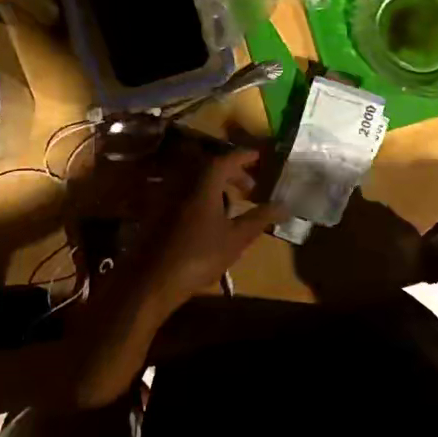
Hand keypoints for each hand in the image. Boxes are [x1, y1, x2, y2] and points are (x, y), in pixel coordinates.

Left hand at [140, 149, 286, 306]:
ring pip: (196, 182)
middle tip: (250, 187)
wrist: (153, 280)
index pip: (226, 159)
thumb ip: (260, 219)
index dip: (244, 156)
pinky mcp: (158, 214)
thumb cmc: (199, 256)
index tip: (260, 157)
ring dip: (216, 187)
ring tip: (233, 205)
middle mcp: (183, 184)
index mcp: (204, 185)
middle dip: (232, 173)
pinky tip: (210, 220)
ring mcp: (167, 198)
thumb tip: (284, 206)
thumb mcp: (236, 238)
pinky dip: (201, 198)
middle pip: (210, 168)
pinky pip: (184, 195)